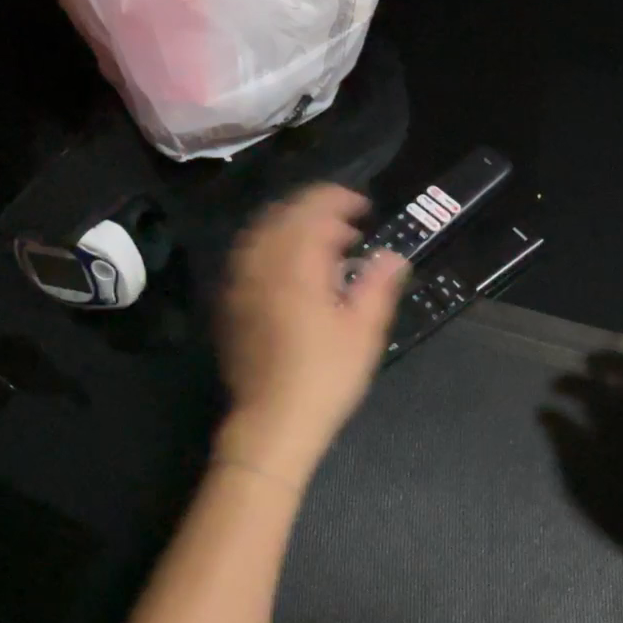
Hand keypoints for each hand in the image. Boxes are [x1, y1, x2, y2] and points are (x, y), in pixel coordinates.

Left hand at [214, 184, 408, 484]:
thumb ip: (377, 286)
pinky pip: (247, 258)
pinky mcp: (230, 305)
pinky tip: (289, 273)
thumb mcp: (363, 333)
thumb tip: (391, 256)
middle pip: (283, 215)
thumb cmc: (326, 379)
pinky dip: (271, 250)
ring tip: (319, 248)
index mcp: (297, 265)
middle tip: (346, 230)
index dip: (340, 200)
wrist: (273, 421)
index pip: (314, 209)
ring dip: (290, 228)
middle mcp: (262, 264)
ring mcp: (240, 284)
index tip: (364, 209)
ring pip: (260, 234)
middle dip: (316, 211)